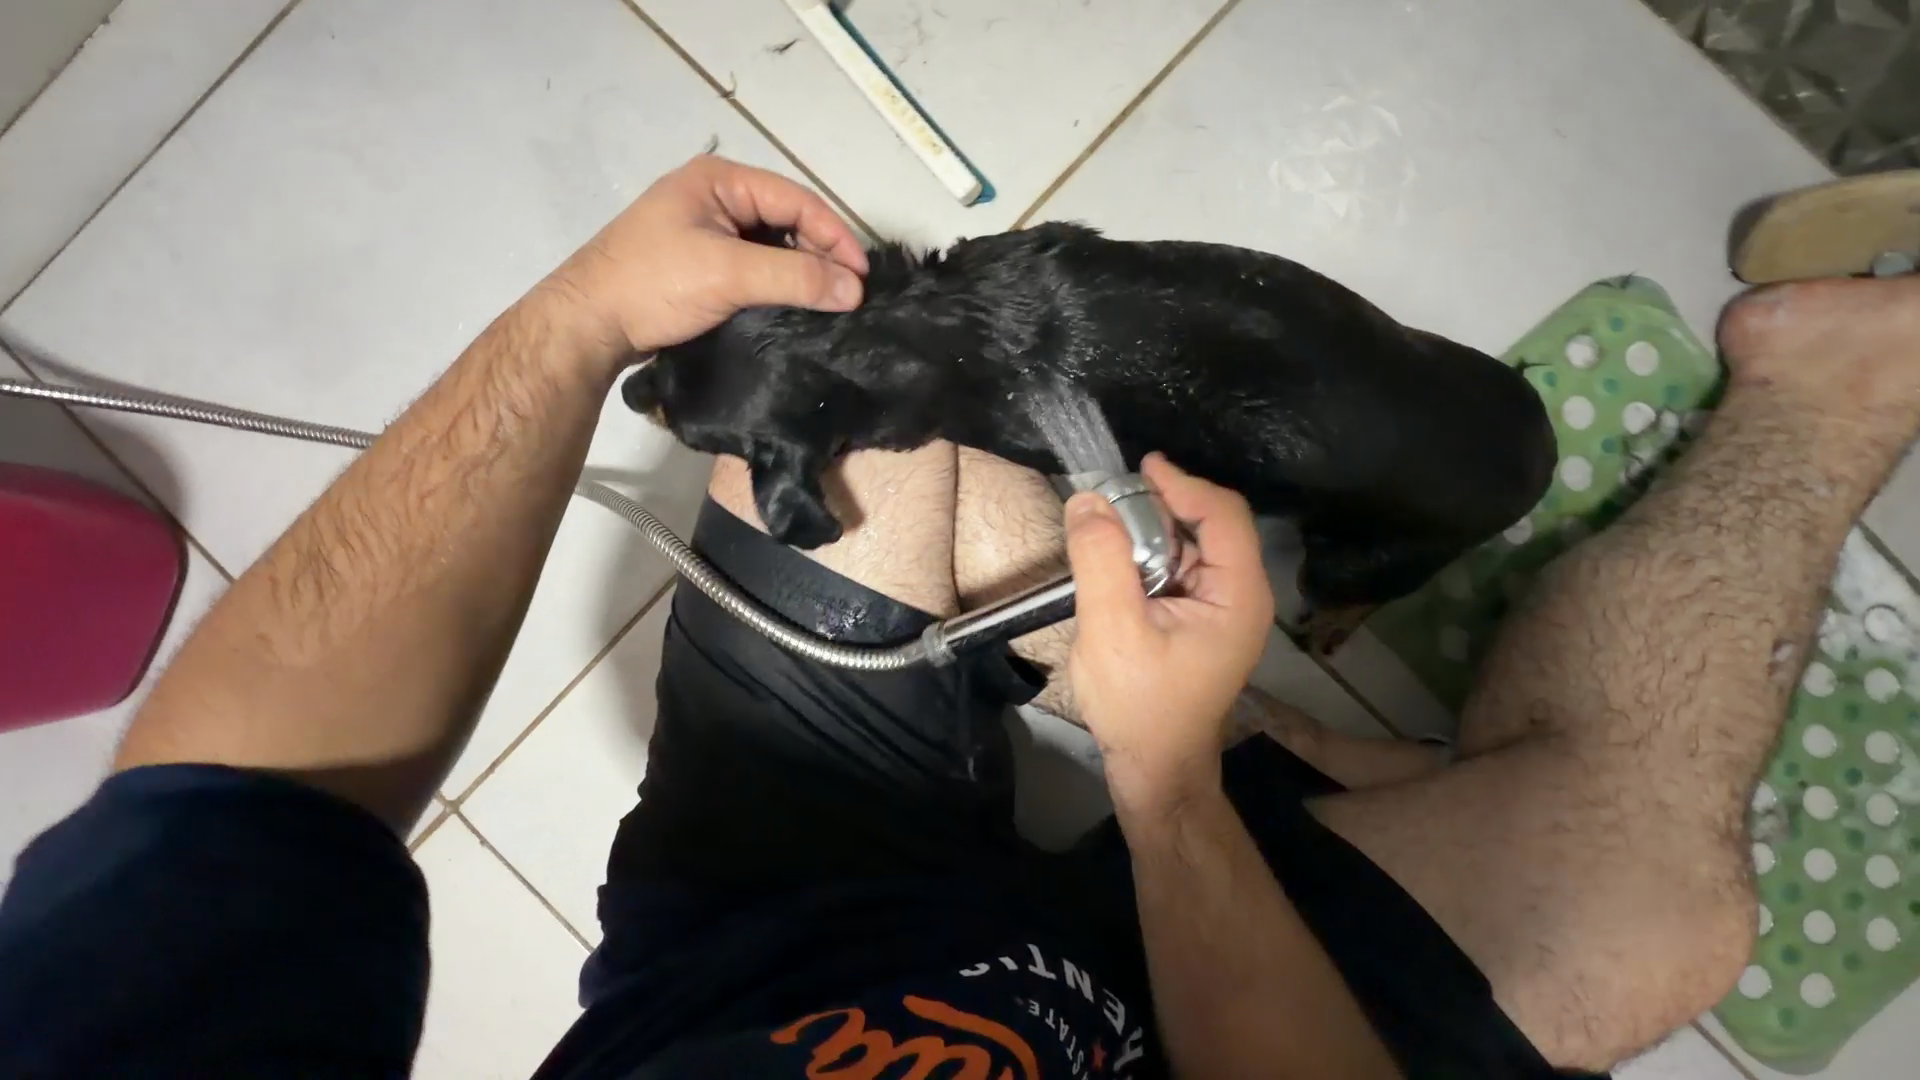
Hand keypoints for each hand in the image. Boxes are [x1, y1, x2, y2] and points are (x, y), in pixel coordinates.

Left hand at [541, 154, 868, 364]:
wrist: (590, 323)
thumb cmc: (654, 284)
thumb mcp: (728, 274)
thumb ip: (795, 278)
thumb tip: (856, 291)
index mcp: (720, 180)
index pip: (796, 201)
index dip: (835, 236)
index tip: (863, 278)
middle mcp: (718, 199)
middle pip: (788, 222)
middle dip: (822, 256)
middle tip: (850, 296)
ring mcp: (710, 233)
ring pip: (774, 248)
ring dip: (804, 274)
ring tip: (831, 304)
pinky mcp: (705, 266)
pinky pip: (757, 270)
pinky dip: (782, 287)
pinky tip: (798, 309)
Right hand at [1065, 454, 1274, 810]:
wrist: (1154, 766)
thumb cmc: (1139, 705)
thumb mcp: (1112, 629)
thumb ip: (1101, 560)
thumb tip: (1088, 499)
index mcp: (1238, 595)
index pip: (1222, 515)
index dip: (1183, 483)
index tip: (1141, 466)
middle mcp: (1241, 596)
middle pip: (1210, 525)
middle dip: (1163, 506)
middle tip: (1113, 499)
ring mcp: (1223, 610)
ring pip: (1191, 546)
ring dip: (1152, 531)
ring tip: (1108, 528)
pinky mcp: (1200, 620)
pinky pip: (1178, 570)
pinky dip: (1148, 556)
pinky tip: (1118, 561)